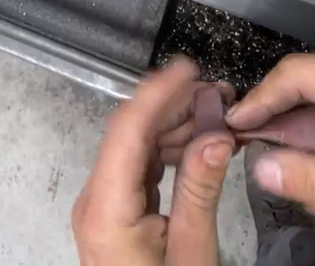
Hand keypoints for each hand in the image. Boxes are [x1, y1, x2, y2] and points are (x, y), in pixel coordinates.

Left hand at [72, 57, 237, 265]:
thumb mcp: (191, 254)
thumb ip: (200, 189)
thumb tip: (217, 133)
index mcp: (106, 207)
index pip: (128, 129)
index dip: (158, 91)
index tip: (188, 66)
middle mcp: (95, 199)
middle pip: (132, 133)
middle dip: (176, 105)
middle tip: (220, 91)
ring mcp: (102, 205)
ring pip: (137, 146)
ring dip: (176, 125)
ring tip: (218, 113)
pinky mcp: (114, 213)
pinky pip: (140, 167)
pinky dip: (169, 150)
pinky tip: (201, 142)